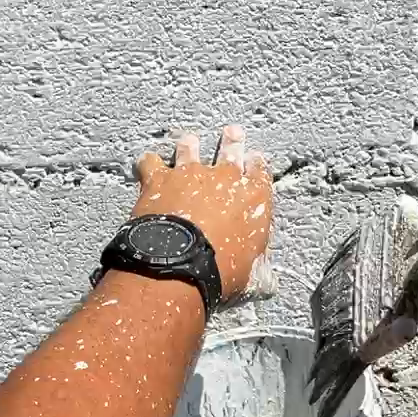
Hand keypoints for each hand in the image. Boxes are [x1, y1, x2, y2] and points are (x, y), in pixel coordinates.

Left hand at [132, 126, 271, 300]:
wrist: (180, 265)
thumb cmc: (222, 271)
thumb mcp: (251, 278)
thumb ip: (261, 273)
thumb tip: (270, 285)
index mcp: (254, 198)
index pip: (261, 172)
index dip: (258, 165)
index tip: (256, 159)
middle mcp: (226, 178)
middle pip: (231, 149)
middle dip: (232, 140)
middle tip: (232, 131)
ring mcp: (191, 174)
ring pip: (191, 148)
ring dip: (190, 144)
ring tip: (189, 140)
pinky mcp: (160, 179)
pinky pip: (152, 162)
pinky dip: (149, 163)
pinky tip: (146, 163)